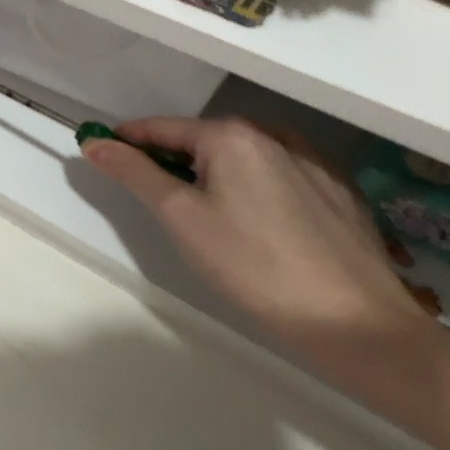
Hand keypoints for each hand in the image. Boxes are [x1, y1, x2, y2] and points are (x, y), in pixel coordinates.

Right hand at [86, 117, 449, 449]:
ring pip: (241, 159)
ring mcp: (316, 165)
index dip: (123, 145)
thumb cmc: (252, 263)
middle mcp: (276, 138)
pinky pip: (278, 176)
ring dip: (214, 175)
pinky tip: (256, 225)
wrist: (354, 321)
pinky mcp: (340, 194)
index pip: (157, 128)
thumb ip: (133, 171)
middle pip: (201, 140)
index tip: (101, 163)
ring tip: (208, 217)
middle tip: (157, 203)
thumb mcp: (178, 215)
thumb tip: (94, 143)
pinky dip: (254, 188)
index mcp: (233, 137)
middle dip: (172, 162)